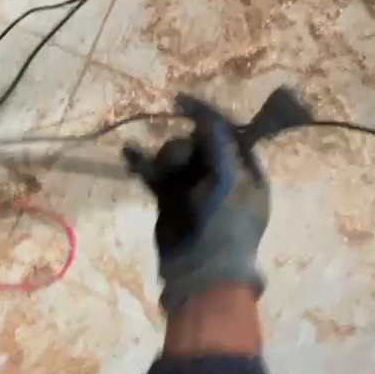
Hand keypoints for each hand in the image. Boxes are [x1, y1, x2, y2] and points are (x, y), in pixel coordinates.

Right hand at [122, 95, 272, 312]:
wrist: (202, 273)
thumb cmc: (226, 229)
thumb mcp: (230, 185)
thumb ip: (219, 149)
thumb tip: (207, 119)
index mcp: (245, 172)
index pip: (228, 133)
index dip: (206, 116)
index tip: (180, 100)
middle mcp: (220, 176)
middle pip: (196, 143)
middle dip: (182, 147)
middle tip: (176, 164)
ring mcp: (192, 187)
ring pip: (173, 156)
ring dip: (163, 158)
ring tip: (158, 173)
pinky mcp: (168, 198)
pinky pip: (153, 173)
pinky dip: (142, 163)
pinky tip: (129, 154)